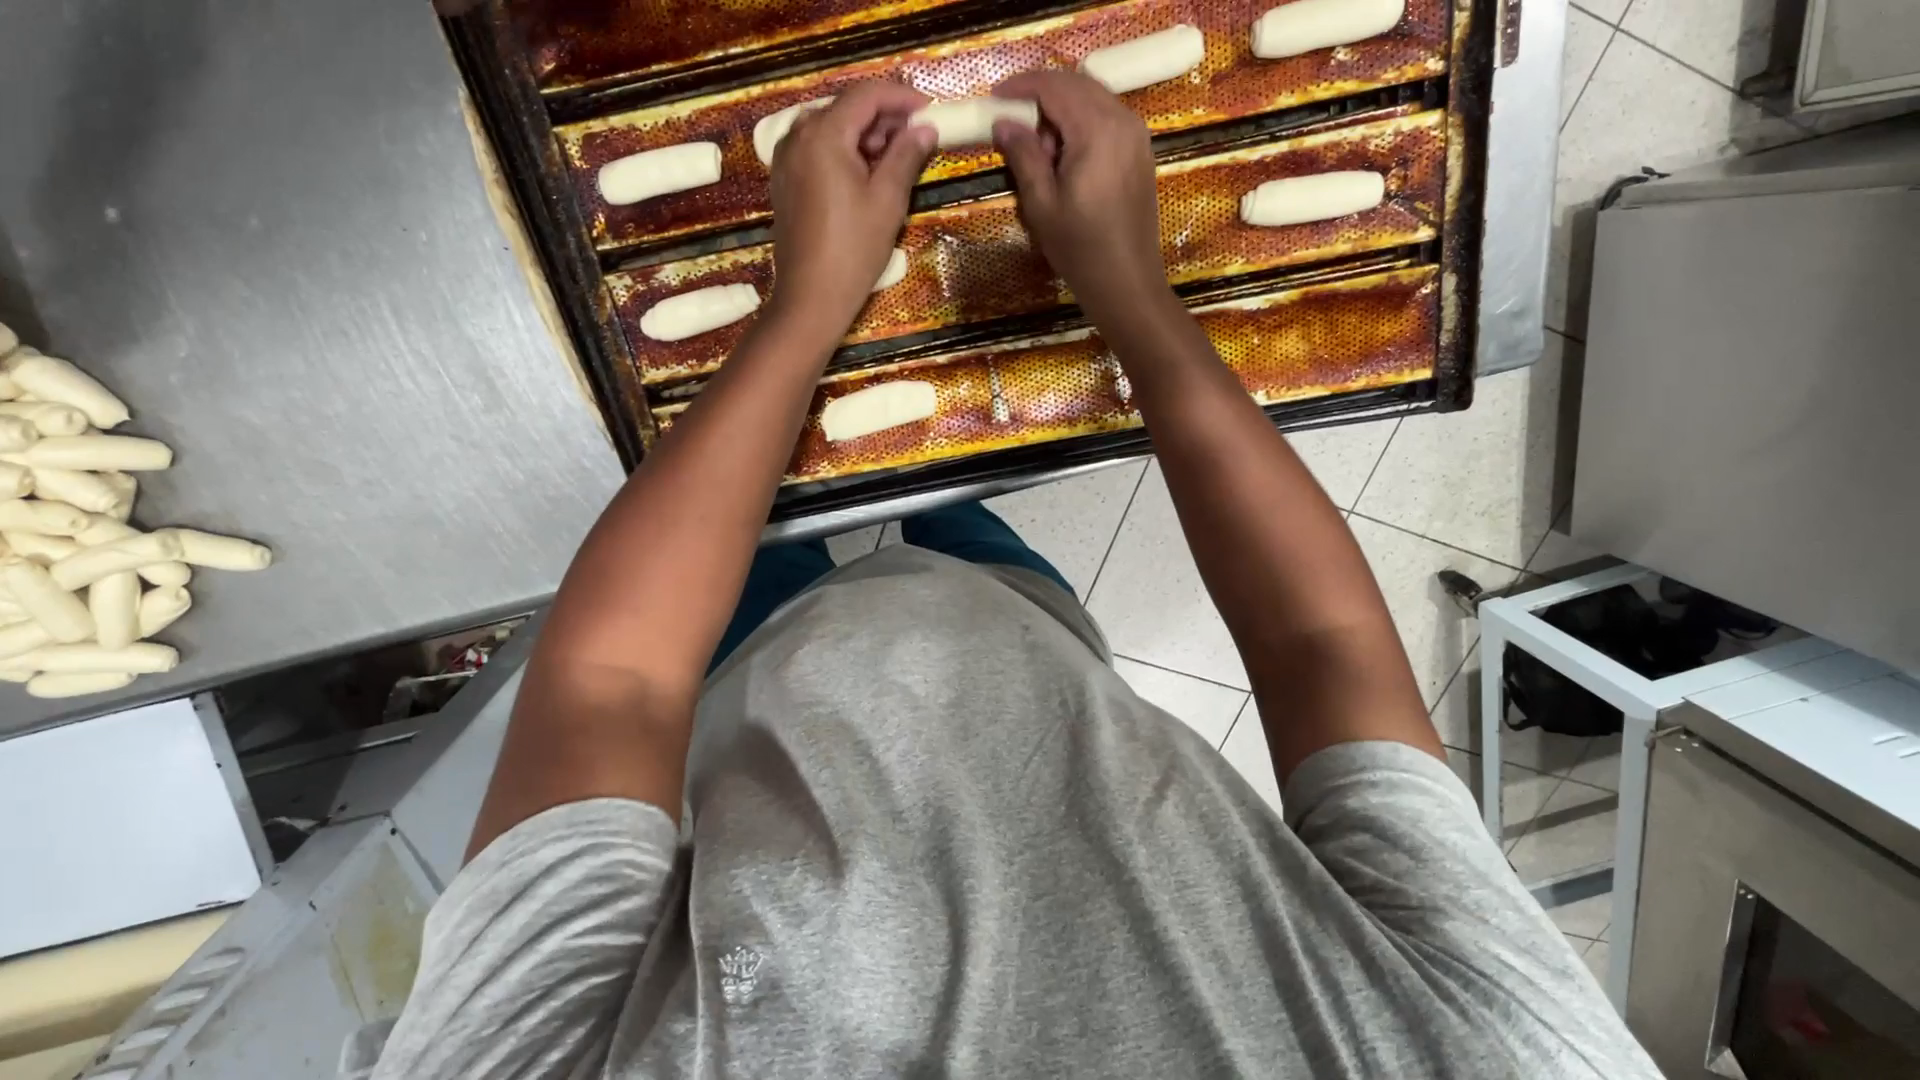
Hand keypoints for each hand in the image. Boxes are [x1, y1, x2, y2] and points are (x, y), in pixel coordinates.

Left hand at [768, 81, 934, 339]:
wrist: (811, 297)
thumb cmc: (853, 250)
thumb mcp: (887, 201)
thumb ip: (906, 157)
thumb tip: (924, 130)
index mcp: (823, 135)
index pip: (866, 95)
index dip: (901, 98)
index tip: (929, 111)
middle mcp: (797, 136)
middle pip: (846, 108)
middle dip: (883, 118)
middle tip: (916, 140)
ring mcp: (786, 158)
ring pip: (831, 128)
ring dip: (865, 136)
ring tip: (894, 162)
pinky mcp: (785, 180)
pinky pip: (817, 149)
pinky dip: (844, 152)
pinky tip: (865, 176)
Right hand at [990, 71, 1172, 324]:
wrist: (1126, 281)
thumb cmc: (1079, 248)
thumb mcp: (1041, 204)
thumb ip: (1023, 156)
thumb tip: (1003, 124)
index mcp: (1097, 130)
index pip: (1055, 86)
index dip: (1022, 86)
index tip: (995, 97)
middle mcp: (1123, 121)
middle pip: (1077, 85)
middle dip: (1041, 95)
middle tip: (1012, 123)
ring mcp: (1137, 135)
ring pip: (1093, 99)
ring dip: (1061, 110)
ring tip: (1038, 148)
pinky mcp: (1140, 151)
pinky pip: (1107, 118)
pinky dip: (1081, 123)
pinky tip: (1064, 156)